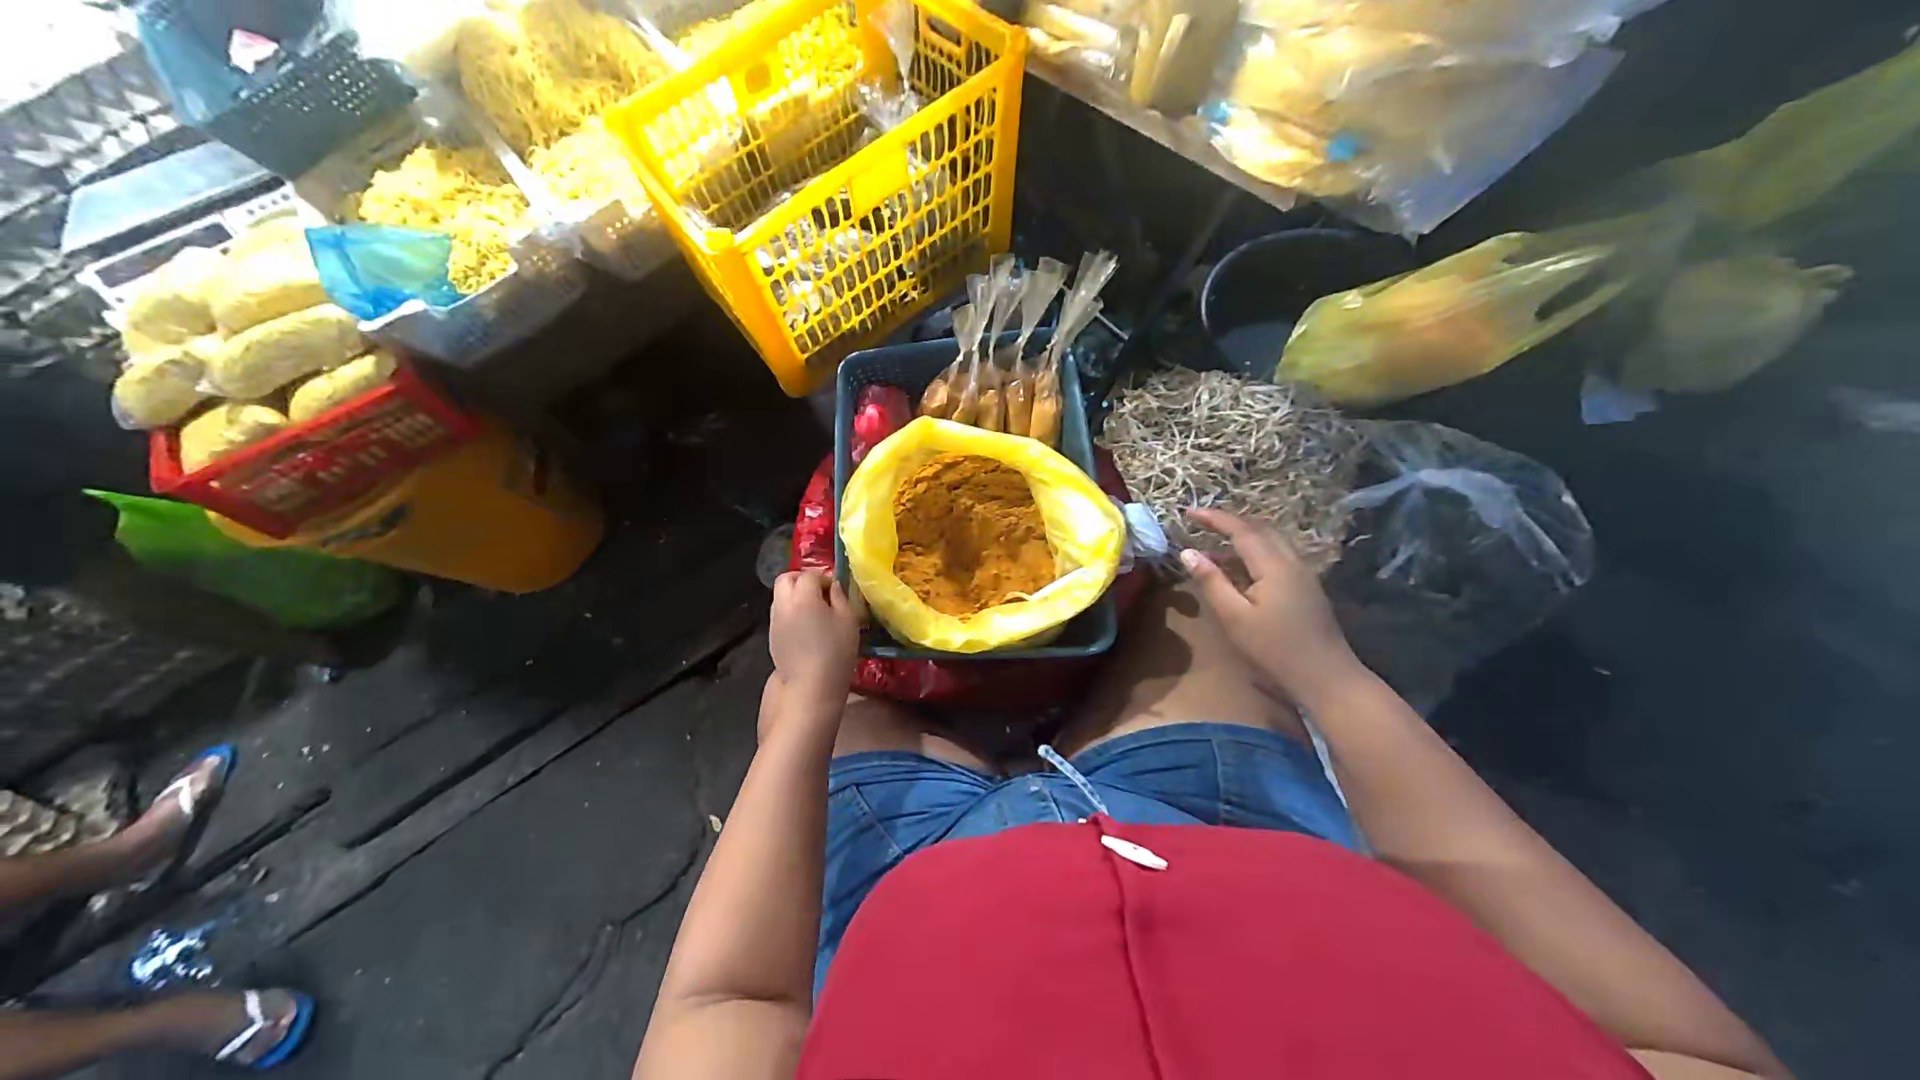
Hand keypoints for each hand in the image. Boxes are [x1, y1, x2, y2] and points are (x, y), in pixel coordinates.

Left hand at [767, 571, 858, 704]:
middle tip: (820, 592)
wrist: (811, 685)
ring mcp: (775, 620)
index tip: (837, 592)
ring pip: (780, 595)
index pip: (811, 575)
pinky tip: (806, 627)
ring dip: (795, 595)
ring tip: (814, 610)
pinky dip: (790, 611)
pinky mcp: (772, 636)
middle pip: (786, 578)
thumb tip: (833, 587)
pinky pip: (779, 612)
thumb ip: (840, 597)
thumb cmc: (835, 651)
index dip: (825, 579)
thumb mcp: (848, 620)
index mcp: (803, 596)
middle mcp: (784, 603)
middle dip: (802, 579)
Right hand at [1181, 508, 1363, 705]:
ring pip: (1271, 542)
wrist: (1327, 677)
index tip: (1189, 511)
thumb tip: (1188, 552)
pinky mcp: (1306, 588)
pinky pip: (1277, 556)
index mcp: (1274, 565)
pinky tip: (1238, 569)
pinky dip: (1253, 552)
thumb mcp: (1234, 617)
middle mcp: (1292, 562)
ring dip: (1242, 537)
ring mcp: (1303, 574)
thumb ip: (1211, 582)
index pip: (1241, 530)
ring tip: (1213, 546)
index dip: (1215, 518)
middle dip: (1230, 522)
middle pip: (1260, 530)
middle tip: (1201, 522)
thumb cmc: (1275, 649)